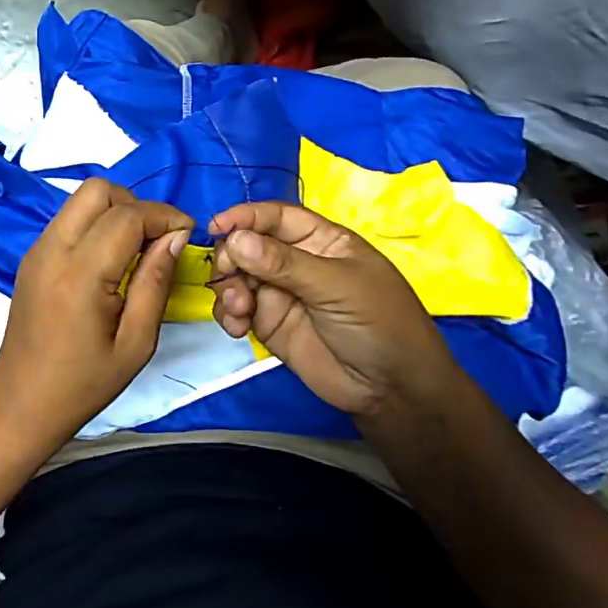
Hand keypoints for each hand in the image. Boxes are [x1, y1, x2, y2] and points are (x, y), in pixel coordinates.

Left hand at [0, 179, 193, 442]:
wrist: (23, 399)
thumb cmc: (84, 382)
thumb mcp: (136, 342)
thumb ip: (156, 282)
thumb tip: (175, 237)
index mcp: (80, 274)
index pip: (127, 216)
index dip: (164, 216)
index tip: (187, 233)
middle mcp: (53, 250)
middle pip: (97, 190)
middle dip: (136, 204)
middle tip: (158, 238)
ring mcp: (37, 250)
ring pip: (80, 200)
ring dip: (115, 211)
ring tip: (137, 248)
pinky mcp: (31, 256)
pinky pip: (68, 219)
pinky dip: (95, 223)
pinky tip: (110, 258)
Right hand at [208, 202, 456, 417]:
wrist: (391, 390)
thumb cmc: (379, 324)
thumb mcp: (336, 286)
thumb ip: (284, 263)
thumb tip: (235, 240)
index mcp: (320, 241)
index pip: (275, 217)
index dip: (245, 217)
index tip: (216, 226)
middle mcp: (295, 262)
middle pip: (247, 245)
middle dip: (231, 257)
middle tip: (229, 276)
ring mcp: (279, 293)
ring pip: (236, 276)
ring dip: (227, 288)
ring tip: (239, 309)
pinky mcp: (267, 323)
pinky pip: (235, 309)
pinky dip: (228, 314)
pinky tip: (238, 327)